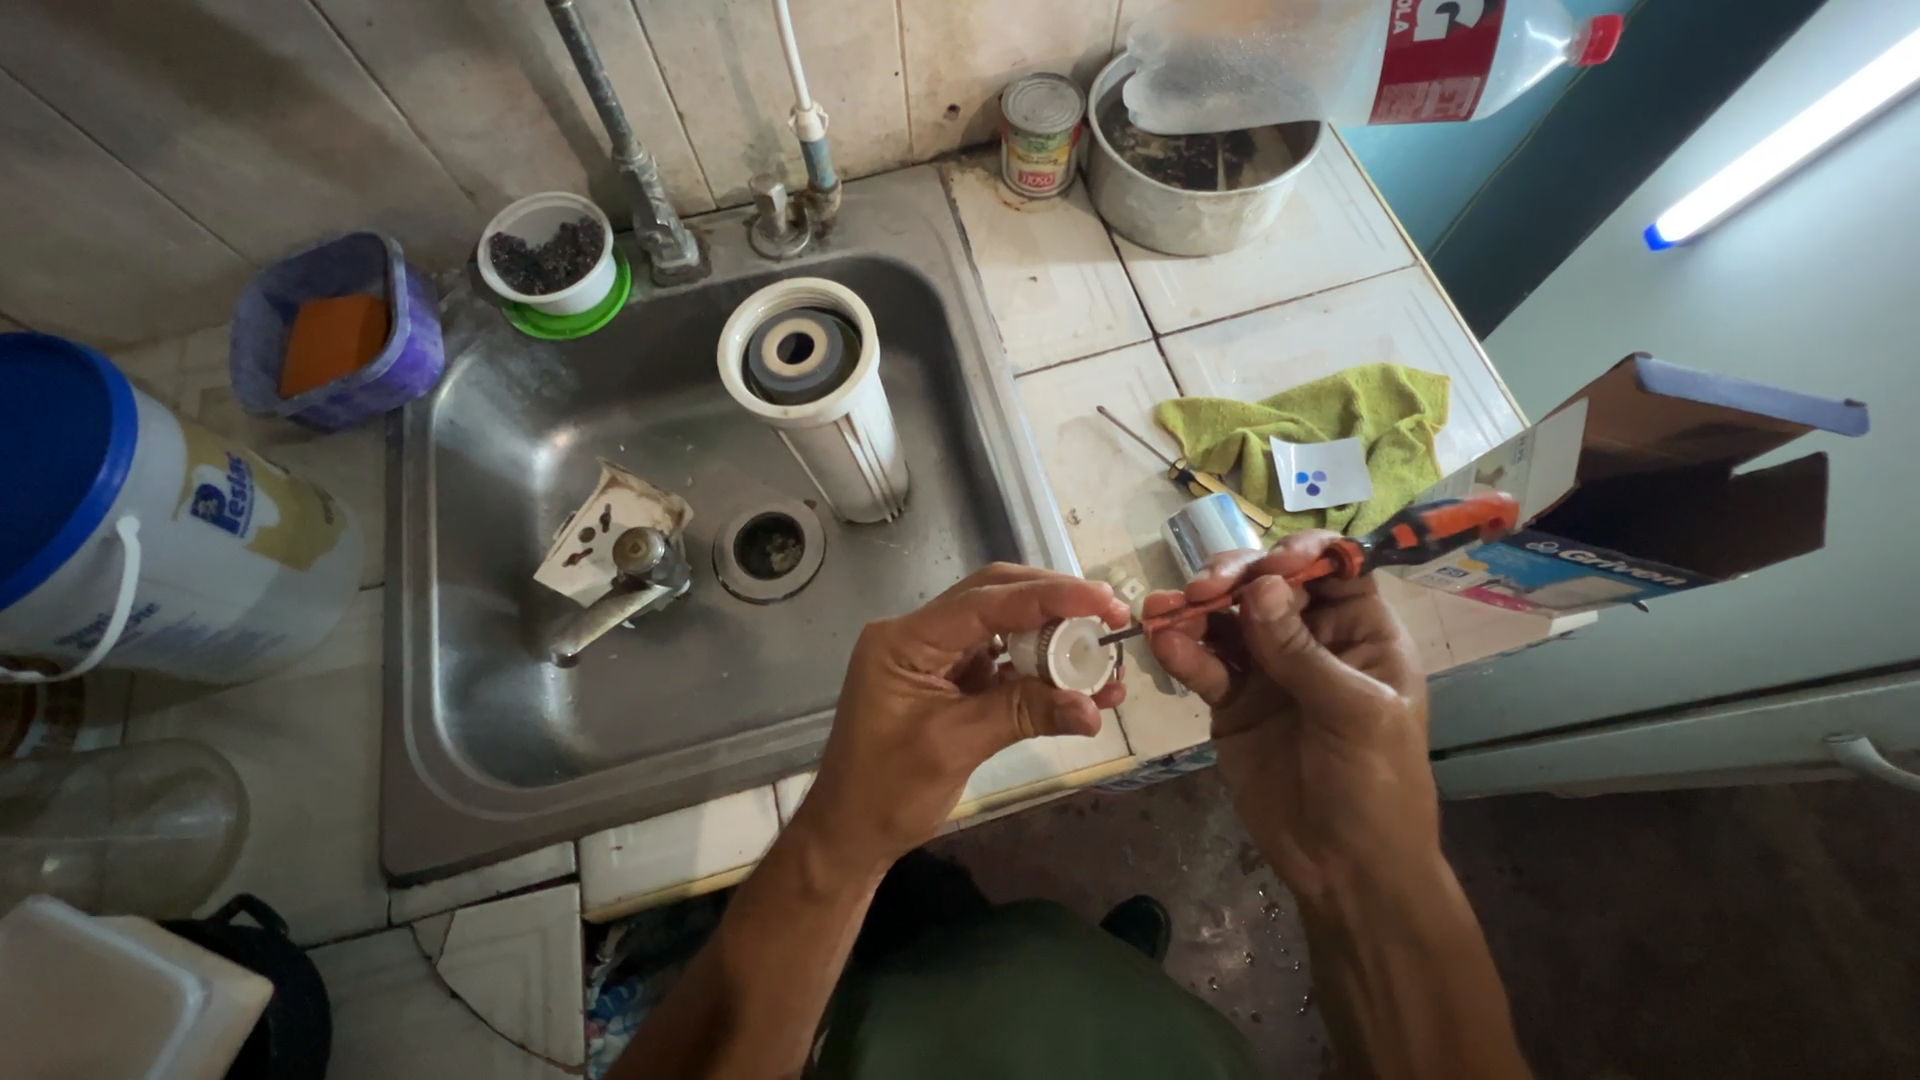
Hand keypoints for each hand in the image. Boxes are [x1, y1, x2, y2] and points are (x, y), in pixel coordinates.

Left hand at [796, 563, 1129, 873]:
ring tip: (1103, 657)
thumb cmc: (885, 791)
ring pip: (1004, 628)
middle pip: (996, 599)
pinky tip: (1077, 687)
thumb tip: (1092, 707)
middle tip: (1110, 615)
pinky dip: (1040, 672)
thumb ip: (1021, 715)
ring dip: (1053, 640)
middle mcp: (920, 635)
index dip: (1047, 596)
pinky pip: (1002, 663)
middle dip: (1054, 604)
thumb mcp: (953, 747)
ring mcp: (937, 657)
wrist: (850, 834)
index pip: (984, 601)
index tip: (1103, 600)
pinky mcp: (952, 681)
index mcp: (905, 639)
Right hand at [1145, 532, 1436, 907]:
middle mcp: (1312, 641)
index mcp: (1360, 634)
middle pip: (1268, 587)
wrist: (1344, 868)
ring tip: (1166, 611)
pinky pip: (1204, 664)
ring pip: (1226, 620)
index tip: (1268, 563)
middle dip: (1233, 579)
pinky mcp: (1231, 699)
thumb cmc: (1377, 786)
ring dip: (1195, 609)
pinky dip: (1182, 652)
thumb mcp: (1353, 714)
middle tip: (1203, 589)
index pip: (1333, 571)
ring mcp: (1267, 670)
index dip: (1300, 556)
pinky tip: (1163, 645)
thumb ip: (1301, 652)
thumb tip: (1259, 588)